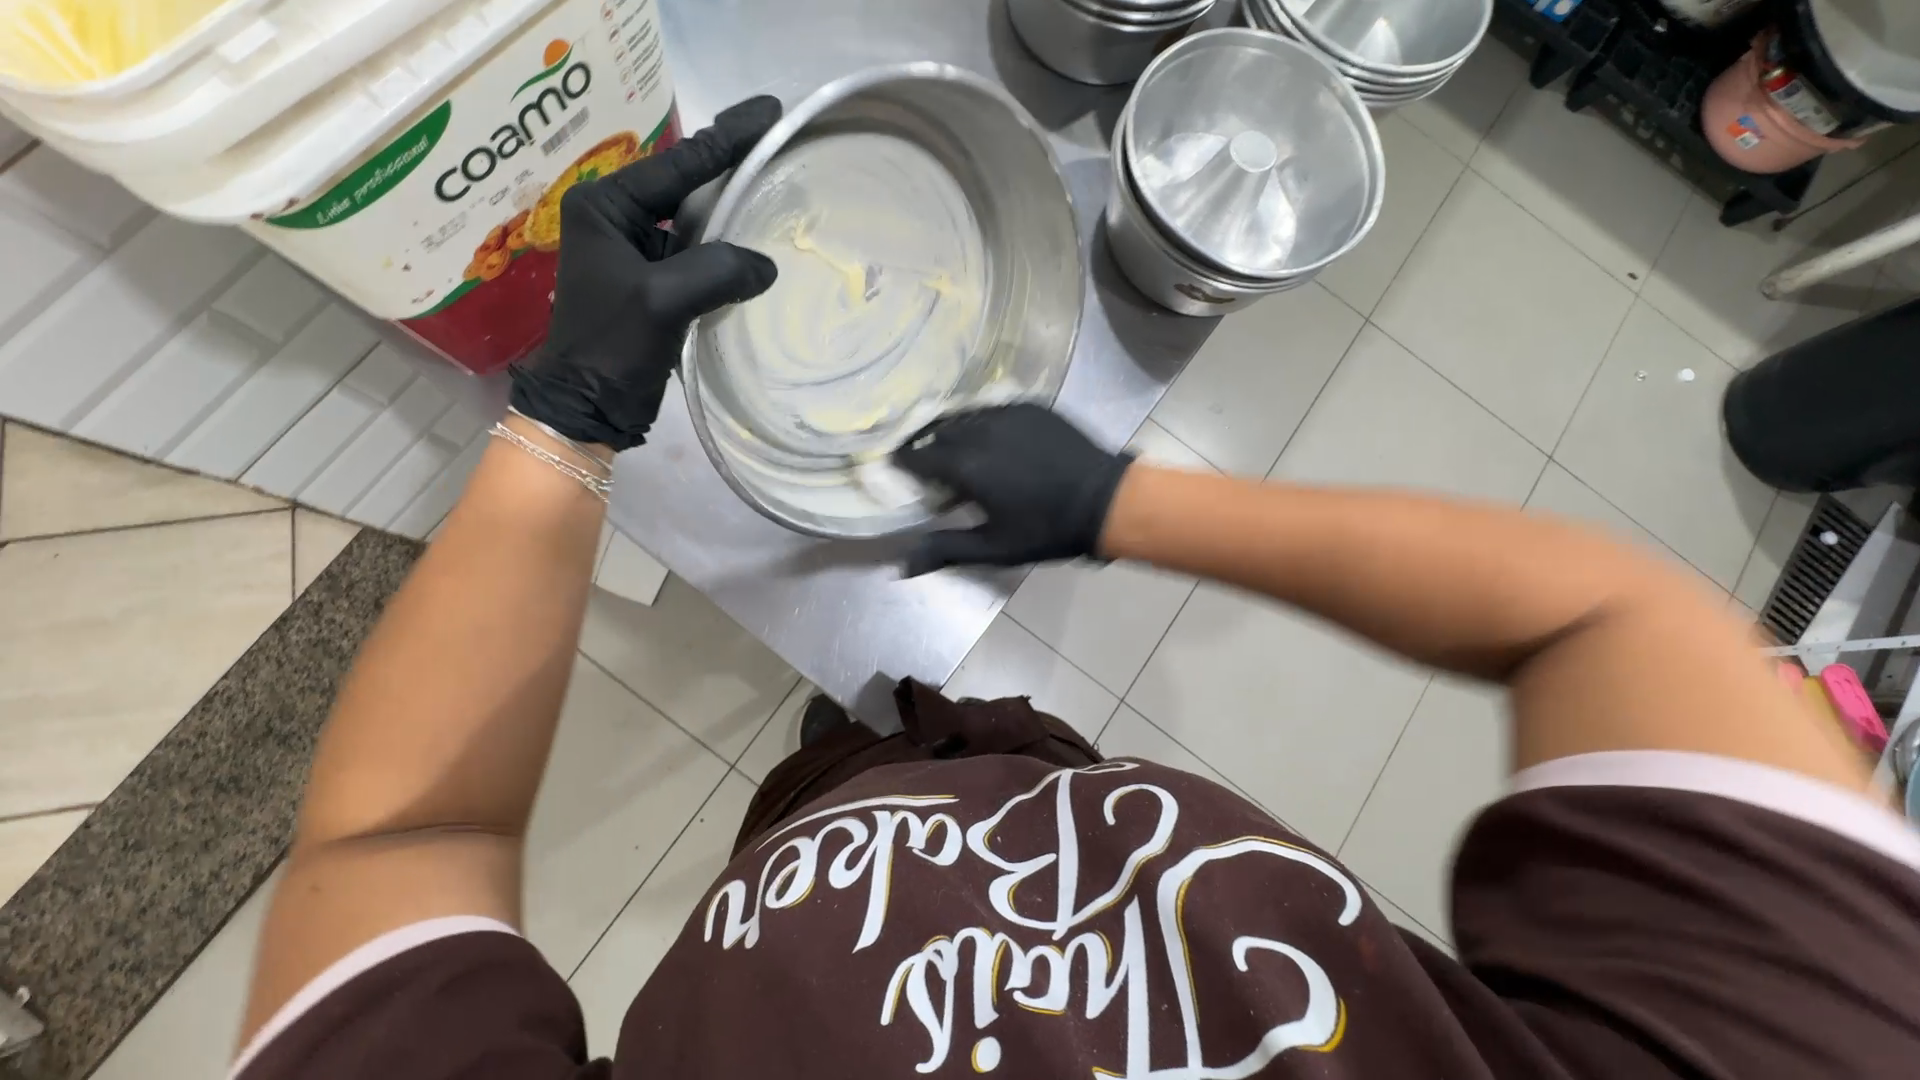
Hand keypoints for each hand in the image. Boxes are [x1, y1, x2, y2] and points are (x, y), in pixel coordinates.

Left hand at [508, 96, 783, 450]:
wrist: (589, 407)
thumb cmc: (611, 347)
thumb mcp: (663, 301)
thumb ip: (717, 271)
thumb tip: (766, 265)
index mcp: (606, 208)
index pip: (677, 165)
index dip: (726, 140)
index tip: (768, 113)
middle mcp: (619, 222)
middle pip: (686, 187)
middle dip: (731, 170)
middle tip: (778, 145)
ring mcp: (638, 256)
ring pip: (695, 224)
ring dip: (732, 214)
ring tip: (777, 191)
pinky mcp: (656, 288)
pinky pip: (700, 259)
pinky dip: (728, 254)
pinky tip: (759, 249)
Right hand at [892, 403, 1134, 575]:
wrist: (1105, 501)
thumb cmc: (1046, 530)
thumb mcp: (994, 547)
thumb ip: (945, 550)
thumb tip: (902, 567)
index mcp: (965, 465)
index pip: (918, 456)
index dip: (903, 463)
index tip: (896, 470)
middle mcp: (980, 430)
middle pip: (939, 432)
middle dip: (927, 445)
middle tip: (926, 464)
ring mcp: (1007, 414)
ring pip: (965, 416)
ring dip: (953, 431)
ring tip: (953, 448)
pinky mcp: (1030, 407)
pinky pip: (992, 410)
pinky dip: (981, 422)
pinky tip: (988, 438)